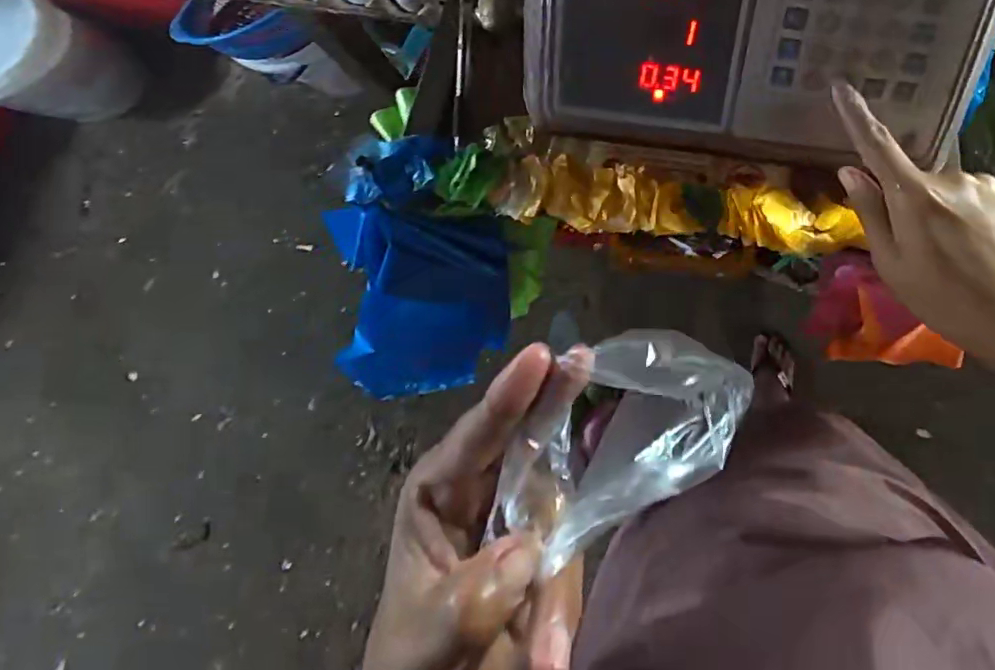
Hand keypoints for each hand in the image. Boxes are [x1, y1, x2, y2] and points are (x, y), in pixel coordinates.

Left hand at [363, 344, 582, 669]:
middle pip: (525, 436)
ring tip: (537, 654)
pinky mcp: (545, 547)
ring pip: (557, 513)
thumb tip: (524, 551)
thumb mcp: (424, 636)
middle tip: (582, 358)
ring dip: (552, 586)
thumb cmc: (411, 658)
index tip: (540, 356)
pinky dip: (560, 609)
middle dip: (552, 400)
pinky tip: (544, 658)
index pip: (477, 434)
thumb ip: (467, 597)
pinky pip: (569, 560)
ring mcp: (518, 516)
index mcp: (439, 490)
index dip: (511, 393)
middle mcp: (482, 488)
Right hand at [831, 81, 994, 373]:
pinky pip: (982, 196)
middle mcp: (952, 179)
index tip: (841, 86)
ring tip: (965, 258)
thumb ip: (871, 214)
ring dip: (948, 212)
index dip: (856, 115)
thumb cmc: (950, 304)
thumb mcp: (894, 267)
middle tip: (927, 250)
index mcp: (915, 198)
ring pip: (952, 190)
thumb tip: (850, 170)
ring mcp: (990, 184)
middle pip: (917, 180)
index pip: (877, 146)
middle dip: (914, 204)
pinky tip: (991, 251)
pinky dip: (976, 216)